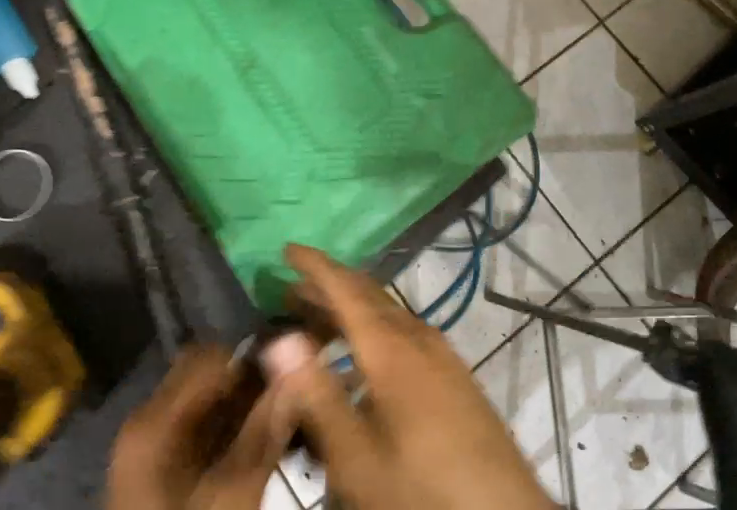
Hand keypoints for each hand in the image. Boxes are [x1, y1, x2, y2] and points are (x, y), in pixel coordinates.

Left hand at [109, 345, 292, 509]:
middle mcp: (146, 422)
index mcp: (154, 421)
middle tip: (296, 395)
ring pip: (205, 404)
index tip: (296, 369)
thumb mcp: (233, 495)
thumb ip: (264, 432)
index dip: (253, 360)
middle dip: (251, 383)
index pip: (209, 359)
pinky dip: (231, 430)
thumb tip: (298, 376)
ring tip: (290, 417)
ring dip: (245, 406)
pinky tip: (265, 443)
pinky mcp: (159, 470)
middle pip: (205, 378)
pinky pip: (200, 431)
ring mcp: (150, 447)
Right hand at [270, 245, 554, 509]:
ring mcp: (443, 358)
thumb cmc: (420, 487)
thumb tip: (280, 339)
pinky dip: (375, 332)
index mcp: (392, 349)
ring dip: (352, 312)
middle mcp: (419, 340)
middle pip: (370, 297)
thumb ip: (316, 395)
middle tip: (291, 290)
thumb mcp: (356, 455)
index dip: (316, 267)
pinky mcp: (456, 379)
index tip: (288, 250)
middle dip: (329, 288)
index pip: (347, 290)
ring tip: (320, 324)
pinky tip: (365, 364)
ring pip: (390, 317)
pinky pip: (406, 335)